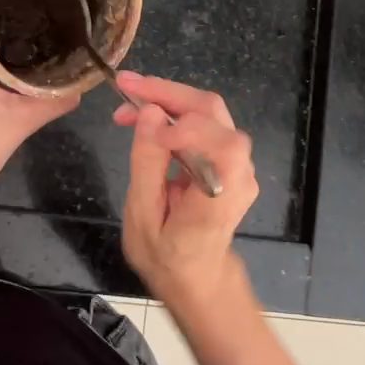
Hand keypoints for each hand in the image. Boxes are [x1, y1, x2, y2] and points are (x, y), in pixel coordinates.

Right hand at [112, 73, 258, 304]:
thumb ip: (148, 164)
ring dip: (167, 100)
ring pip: (209, 111)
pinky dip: (172, 114)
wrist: (195, 277)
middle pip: (213, 112)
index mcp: (223, 194)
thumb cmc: (166, 256)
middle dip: (167, 93)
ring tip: (126, 106)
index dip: (185, 125)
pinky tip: (143, 118)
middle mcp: (239, 172)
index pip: (222, 142)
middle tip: (124, 87)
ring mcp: (238, 163)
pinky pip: (204, 124)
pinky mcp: (227, 158)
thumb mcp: (144, 216)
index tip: (144, 127)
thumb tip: (151, 114)